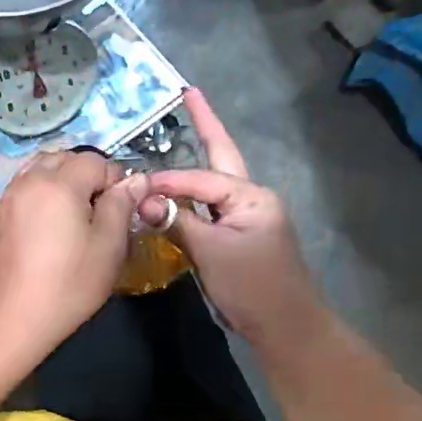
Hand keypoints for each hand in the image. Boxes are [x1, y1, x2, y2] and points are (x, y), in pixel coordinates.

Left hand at [0, 150, 145, 352]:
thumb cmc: (70, 283)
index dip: (115, 180)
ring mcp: (12, 194)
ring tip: (78, 211)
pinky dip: (45, 188)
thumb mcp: (109, 245)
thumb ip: (122, 204)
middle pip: (67, 158)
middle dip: (89, 175)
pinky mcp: (2, 211)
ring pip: (44, 166)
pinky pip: (28, 182)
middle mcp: (31, 179)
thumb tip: (136, 179)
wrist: (16, 316)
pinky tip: (54, 218)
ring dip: (65, 178)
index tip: (123, 209)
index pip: (96, 161)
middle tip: (101, 211)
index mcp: (60, 184)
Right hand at [146, 88, 326, 344]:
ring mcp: (246, 219)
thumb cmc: (252, 285)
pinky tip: (175, 192)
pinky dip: (190, 200)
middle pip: (221, 157)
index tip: (137, 187)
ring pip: (213, 185)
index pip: (201, 179)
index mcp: (252, 196)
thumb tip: (142, 199)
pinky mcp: (237, 239)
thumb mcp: (211, 251)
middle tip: (189, 93)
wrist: (285, 327)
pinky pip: (209, 210)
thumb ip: (177, 220)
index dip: (168, 181)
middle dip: (205, 125)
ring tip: (184, 126)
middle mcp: (251, 199)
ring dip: (195, 162)